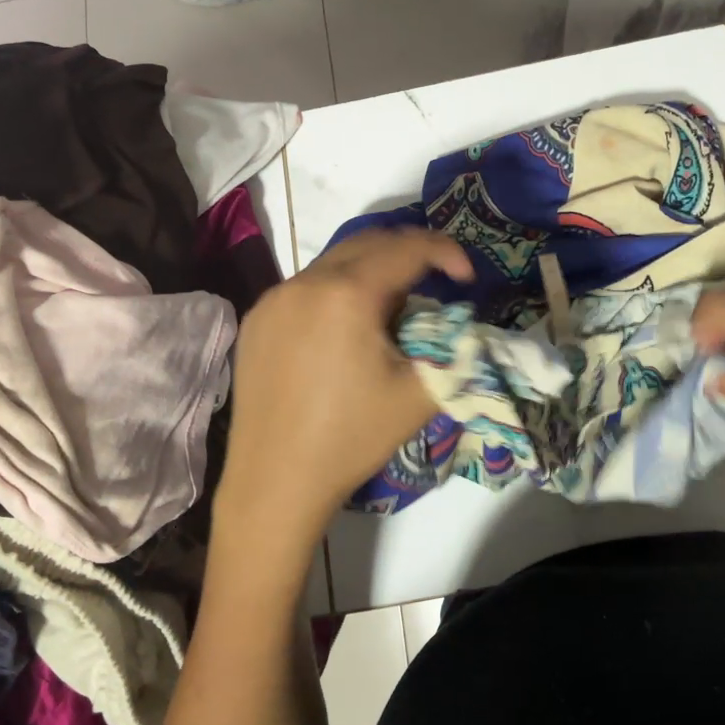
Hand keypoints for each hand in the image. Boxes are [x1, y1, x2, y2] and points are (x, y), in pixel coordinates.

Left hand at [217, 228, 473, 539]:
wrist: (276, 482)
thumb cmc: (352, 438)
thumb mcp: (420, 394)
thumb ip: (453, 348)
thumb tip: (460, 323)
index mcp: (347, 293)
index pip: (407, 247)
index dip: (446, 251)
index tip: (466, 278)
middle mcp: (306, 282)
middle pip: (369, 242)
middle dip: (409, 253)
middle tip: (437, 282)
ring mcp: (274, 299)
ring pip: (335, 263)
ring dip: (372, 272)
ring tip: (392, 312)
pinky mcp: (257, 320)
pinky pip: (306, 288)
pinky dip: (337, 292)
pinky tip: (346, 332)